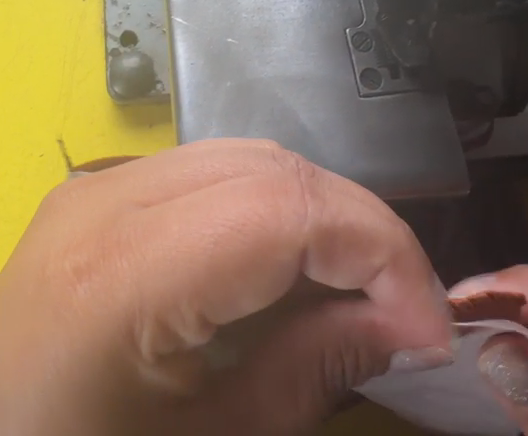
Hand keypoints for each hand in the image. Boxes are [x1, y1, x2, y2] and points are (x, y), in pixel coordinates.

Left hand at [0, 139, 451, 435]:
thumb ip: (310, 370)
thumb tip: (408, 322)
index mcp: (120, 274)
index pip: (281, 208)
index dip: (377, 250)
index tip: (429, 329)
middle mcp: (105, 199)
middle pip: (270, 169)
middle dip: (357, 229)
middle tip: (404, 312)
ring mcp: (98, 184)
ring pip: (248, 158)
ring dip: (318, 213)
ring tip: (356, 289)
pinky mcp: (100, 187)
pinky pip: (211, 172)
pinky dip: (271, 208)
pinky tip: (288, 265)